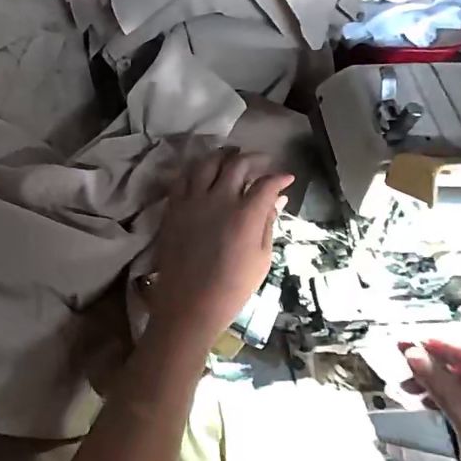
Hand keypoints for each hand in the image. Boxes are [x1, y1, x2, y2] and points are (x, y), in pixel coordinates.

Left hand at [145, 148, 293, 340]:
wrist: (189, 304)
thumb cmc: (232, 288)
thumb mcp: (261, 258)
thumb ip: (267, 223)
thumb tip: (275, 200)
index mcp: (245, 214)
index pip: (266, 183)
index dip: (280, 177)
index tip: (287, 177)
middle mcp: (218, 199)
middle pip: (237, 164)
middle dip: (255, 158)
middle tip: (263, 161)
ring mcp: (192, 201)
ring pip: (207, 164)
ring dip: (223, 156)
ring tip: (232, 156)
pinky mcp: (173, 208)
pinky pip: (183, 179)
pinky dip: (196, 170)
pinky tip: (203, 172)